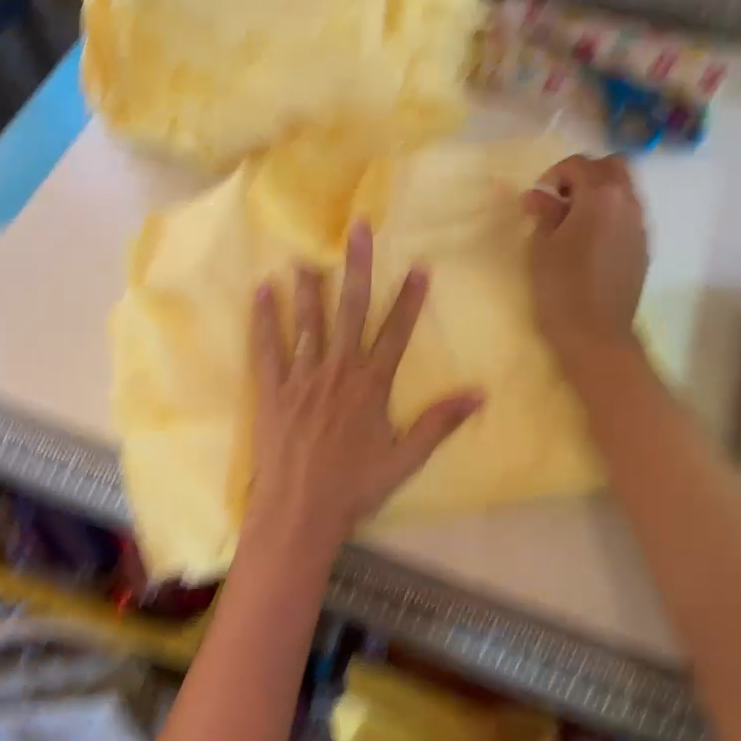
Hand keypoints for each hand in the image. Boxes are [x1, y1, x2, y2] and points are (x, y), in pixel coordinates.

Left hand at [244, 222, 482, 564]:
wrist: (300, 511)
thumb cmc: (356, 487)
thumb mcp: (406, 459)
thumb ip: (440, 423)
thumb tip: (479, 394)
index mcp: (371, 386)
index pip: (396, 333)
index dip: (409, 299)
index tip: (418, 266)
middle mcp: (338, 371)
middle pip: (351, 310)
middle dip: (357, 267)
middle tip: (357, 229)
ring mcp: (302, 378)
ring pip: (308, 321)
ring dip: (309, 285)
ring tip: (307, 251)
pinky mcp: (273, 391)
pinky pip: (268, 348)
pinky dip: (265, 319)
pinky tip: (262, 290)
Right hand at [522, 154, 649, 359]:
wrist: (596, 334)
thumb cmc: (561, 286)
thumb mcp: (542, 246)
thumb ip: (544, 213)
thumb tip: (538, 196)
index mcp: (601, 195)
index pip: (578, 164)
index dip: (554, 175)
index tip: (538, 200)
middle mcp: (628, 203)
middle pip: (613, 166)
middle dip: (586, 174)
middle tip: (561, 200)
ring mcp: (640, 226)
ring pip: (625, 190)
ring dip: (601, 195)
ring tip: (574, 222)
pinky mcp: (643, 249)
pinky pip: (629, 216)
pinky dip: (611, 216)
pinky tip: (591, 242)